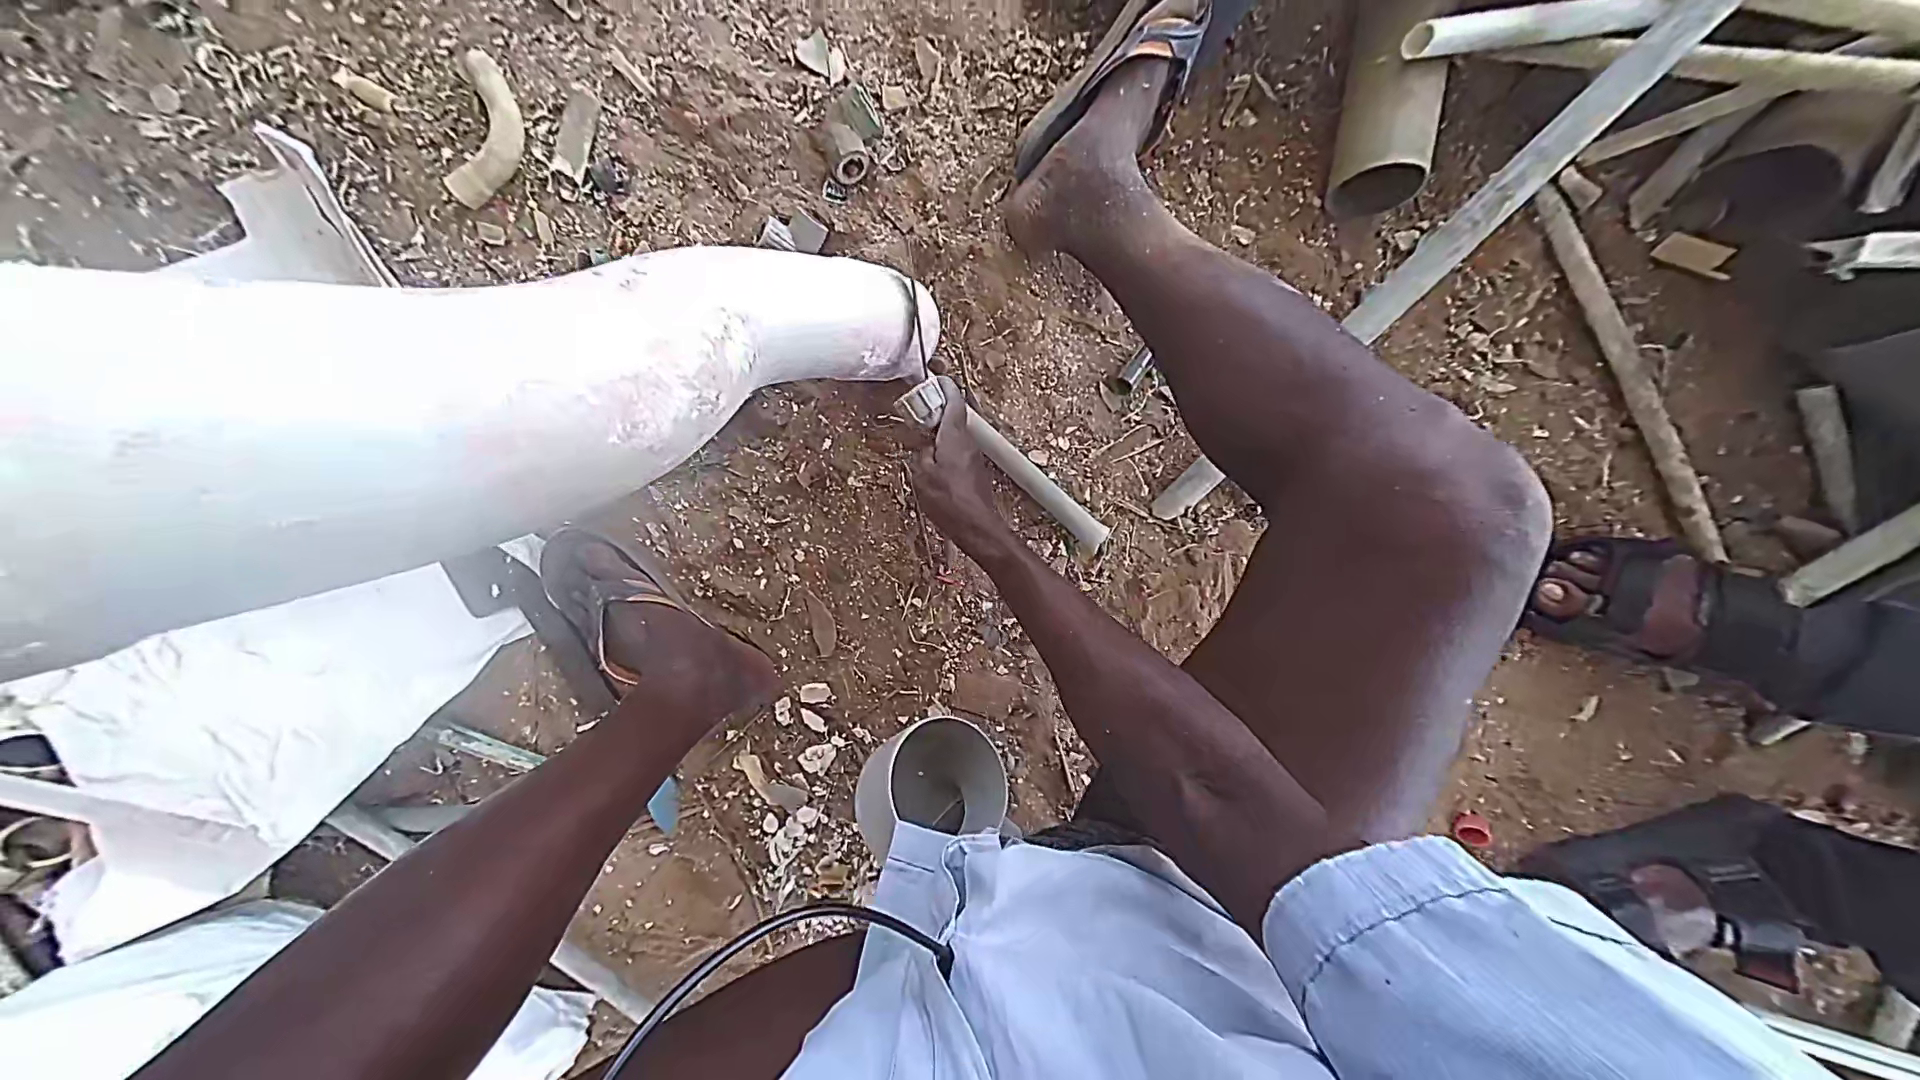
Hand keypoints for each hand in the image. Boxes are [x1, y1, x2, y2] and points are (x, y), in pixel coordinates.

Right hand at [911, 379, 1010, 554]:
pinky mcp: (974, 472)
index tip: (934, 378)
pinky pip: (958, 451)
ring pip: (955, 434)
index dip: (944, 386)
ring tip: (922, 437)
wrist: (977, 528)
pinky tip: (933, 462)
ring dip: (940, 431)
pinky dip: (945, 449)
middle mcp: (968, 442)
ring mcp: (973, 457)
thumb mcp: (923, 475)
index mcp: (955, 436)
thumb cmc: (951, 502)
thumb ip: (921, 454)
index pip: (954, 400)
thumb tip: (924, 447)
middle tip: (919, 409)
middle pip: (955, 416)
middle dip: (937, 409)